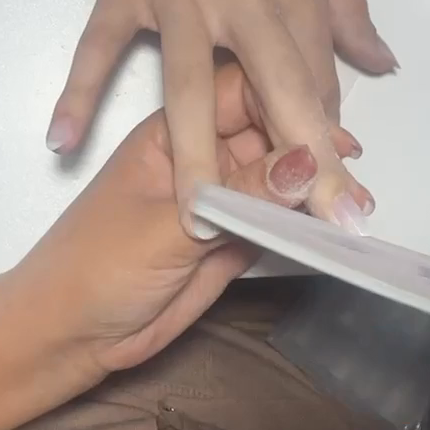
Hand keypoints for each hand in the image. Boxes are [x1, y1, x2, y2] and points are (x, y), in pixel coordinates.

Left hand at [15, 64, 356, 374]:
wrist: (73, 334)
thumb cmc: (95, 267)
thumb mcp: (164, 227)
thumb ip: (235, 196)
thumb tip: (305, 163)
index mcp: (172, 133)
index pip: (239, 96)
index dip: (284, 103)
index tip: (327, 128)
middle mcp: (199, 159)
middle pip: (267, 137)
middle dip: (309, 150)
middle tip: (352, 170)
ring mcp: (217, 202)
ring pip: (276, 183)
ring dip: (313, 192)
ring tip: (355, 204)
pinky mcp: (228, 242)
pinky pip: (273, 225)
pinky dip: (302, 226)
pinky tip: (332, 228)